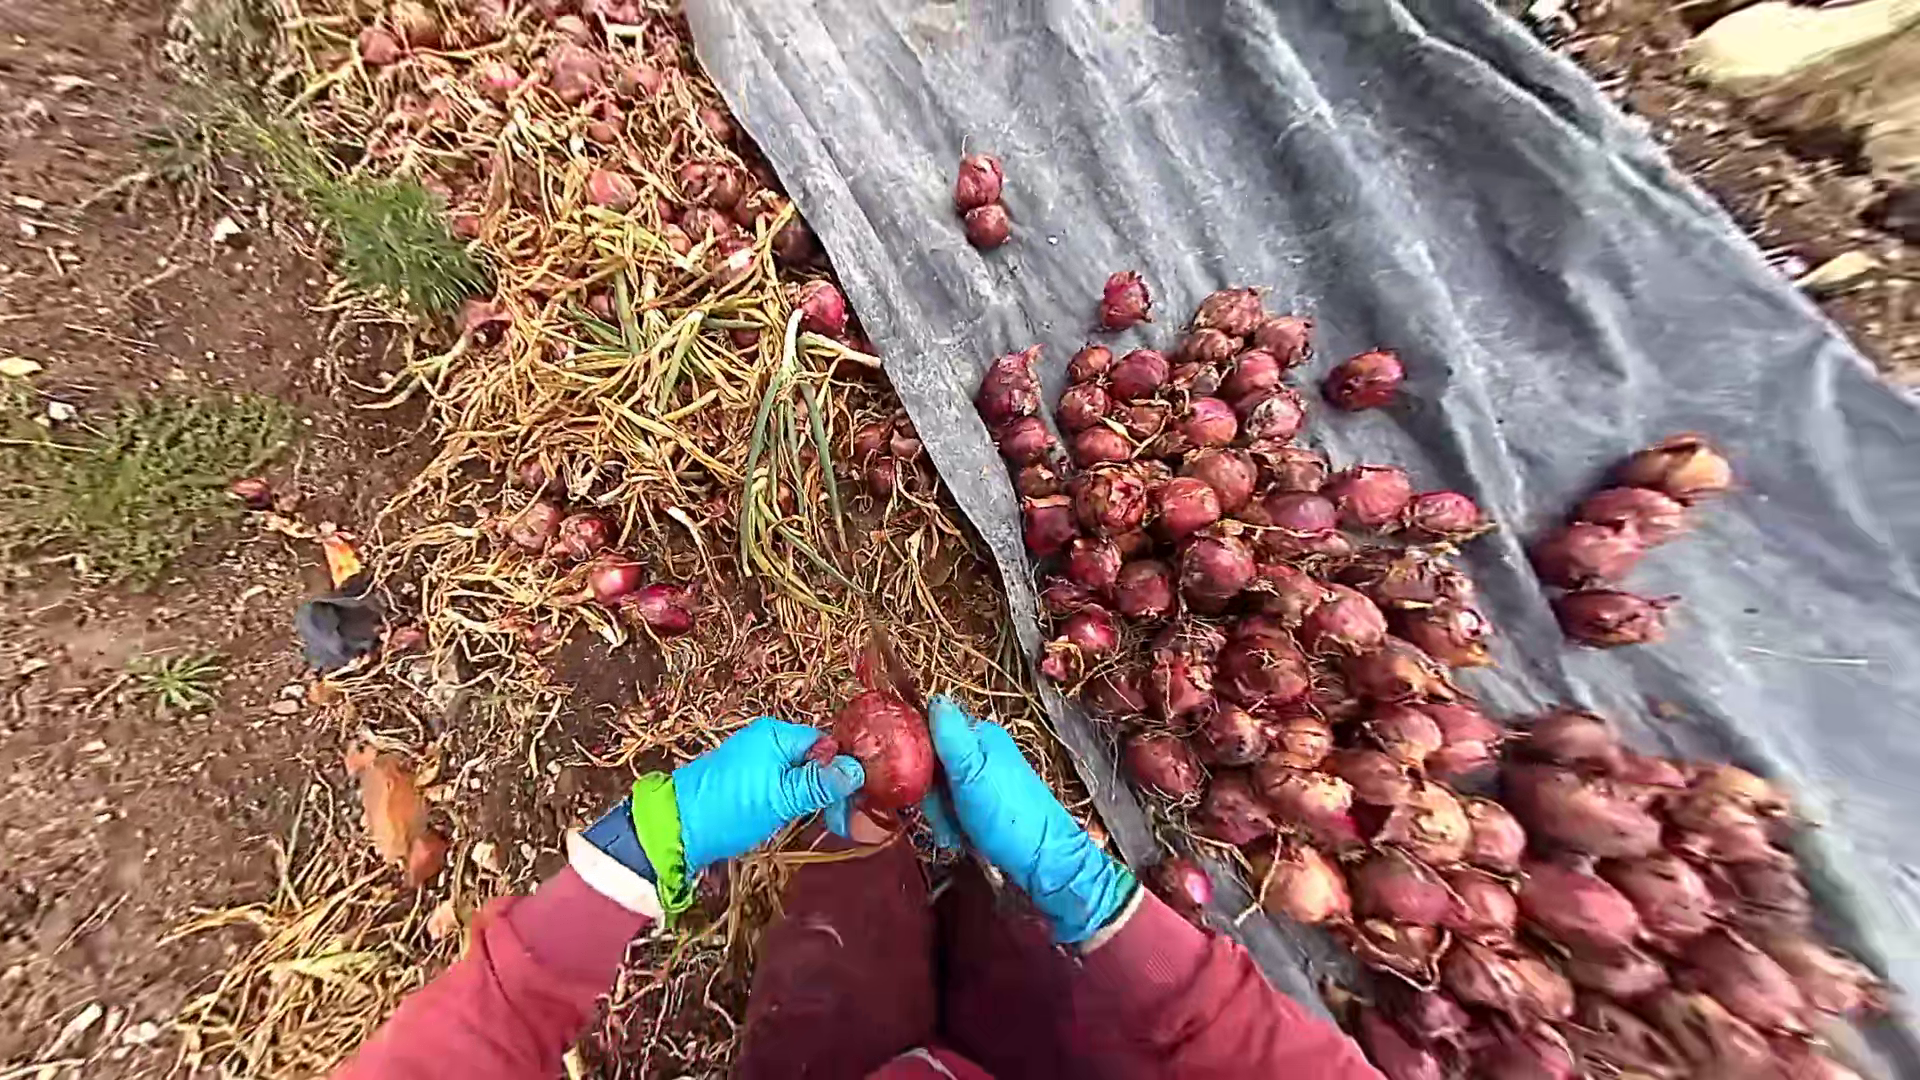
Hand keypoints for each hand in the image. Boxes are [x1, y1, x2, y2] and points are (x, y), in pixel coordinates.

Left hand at [674, 717, 865, 870]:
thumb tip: (857, 770)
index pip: (824, 743)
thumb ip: (820, 783)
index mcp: (777, 732)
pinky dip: (787, 796)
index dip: (837, 768)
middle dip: (822, 782)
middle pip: (811, 756)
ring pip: (795, 771)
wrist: (674, 830)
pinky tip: (786, 816)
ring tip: (807, 816)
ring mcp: (754, 756)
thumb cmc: (731, 808)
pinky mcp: (744, 777)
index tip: (847, 795)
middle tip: (830, 812)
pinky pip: (779, 780)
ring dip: (805, 792)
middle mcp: (766, 737)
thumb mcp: (782, 798)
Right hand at [922, 695, 1134, 942]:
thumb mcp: (972, 774)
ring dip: (942, 813)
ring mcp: (986, 776)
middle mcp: (984, 750)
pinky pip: (956, 805)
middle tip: (943, 816)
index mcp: (981, 735)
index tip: (921, 783)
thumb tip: (935, 698)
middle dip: (931, 793)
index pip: (932, 729)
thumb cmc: (1009, 818)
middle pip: (934, 761)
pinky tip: (962, 837)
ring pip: (942, 787)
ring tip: (955, 832)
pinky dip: (955, 823)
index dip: (920, 757)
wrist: (1046, 862)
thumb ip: (951, 736)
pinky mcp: (988, 801)